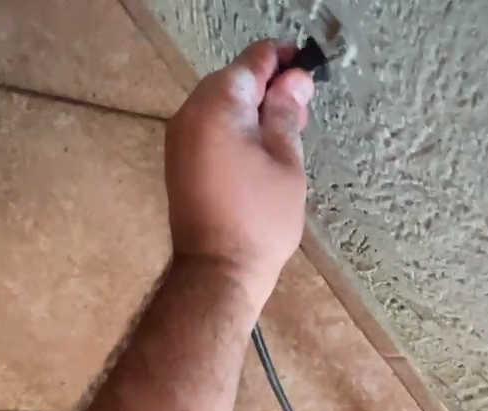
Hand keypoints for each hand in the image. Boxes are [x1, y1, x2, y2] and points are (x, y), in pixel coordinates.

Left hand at [164, 40, 313, 310]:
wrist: (218, 272)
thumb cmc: (259, 222)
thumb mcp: (286, 164)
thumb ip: (287, 114)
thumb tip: (294, 81)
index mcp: (218, 105)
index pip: (253, 62)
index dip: (283, 61)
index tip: (308, 70)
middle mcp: (190, 112)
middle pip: (234, 82)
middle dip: (268, 90)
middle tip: (302, 113)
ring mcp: (180, 138)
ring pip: (221, 107)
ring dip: (253, 113)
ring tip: (285, 138)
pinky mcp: (180, 162)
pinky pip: (210, 131)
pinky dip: (235, 132)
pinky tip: (259, 155)